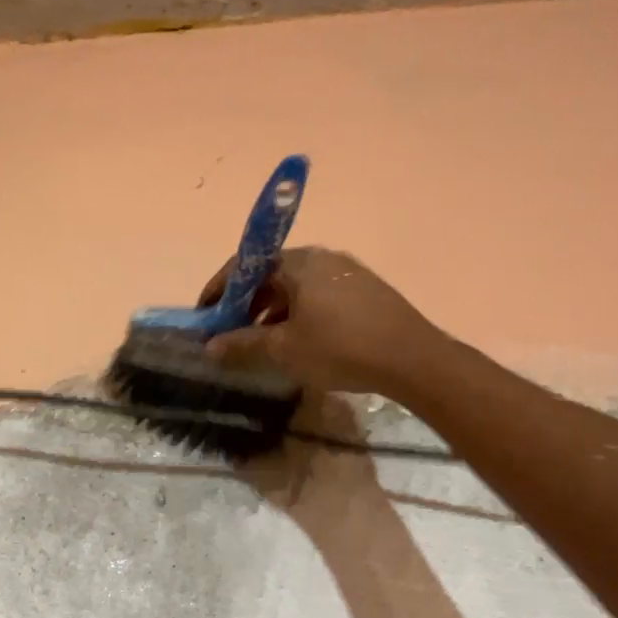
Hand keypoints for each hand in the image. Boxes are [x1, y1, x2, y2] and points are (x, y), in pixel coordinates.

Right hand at [197, 247, 453, 397]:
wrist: (413, 360)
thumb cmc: (339, 348)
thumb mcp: (282, 349)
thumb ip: (241, 344)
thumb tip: (209, 346)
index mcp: (297, 262)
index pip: (244, 266)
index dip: (218, 290)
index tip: (205, 316)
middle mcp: (321, 257)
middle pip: (269, 275)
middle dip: (245, 304)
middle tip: (230, 333)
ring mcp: (346, 271)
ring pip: (295, 287)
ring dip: (271, 312)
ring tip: (262, 343)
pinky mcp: (364, 290)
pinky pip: (317, 296)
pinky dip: (297, 314)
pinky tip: (298, 342)